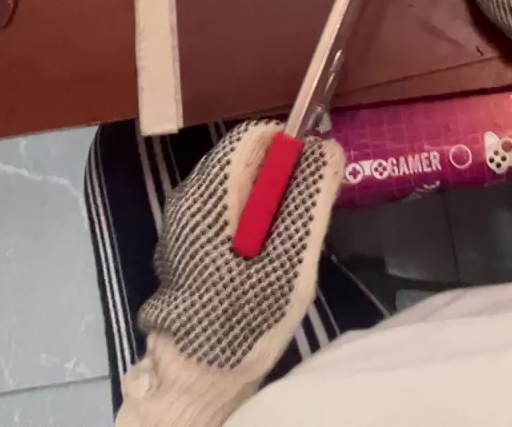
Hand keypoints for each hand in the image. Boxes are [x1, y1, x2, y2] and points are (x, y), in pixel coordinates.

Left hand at [119, 123, 343, 426]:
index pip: (253, 136)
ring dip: (271, 200)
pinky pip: (228, 209)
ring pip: (240, 184)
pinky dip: (253, 219)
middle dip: (284, 176)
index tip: (315, 174)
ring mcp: (184, 217)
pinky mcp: (187, 239)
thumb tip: (327, 146)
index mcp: (209, 190)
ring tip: (288, 240)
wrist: (198, 375)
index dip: (291, 146)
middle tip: (306, 215)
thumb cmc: (245, 312)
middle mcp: (190, 194)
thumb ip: (310, 197)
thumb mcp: (290, 254)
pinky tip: (265, 254)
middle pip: (247, 158)